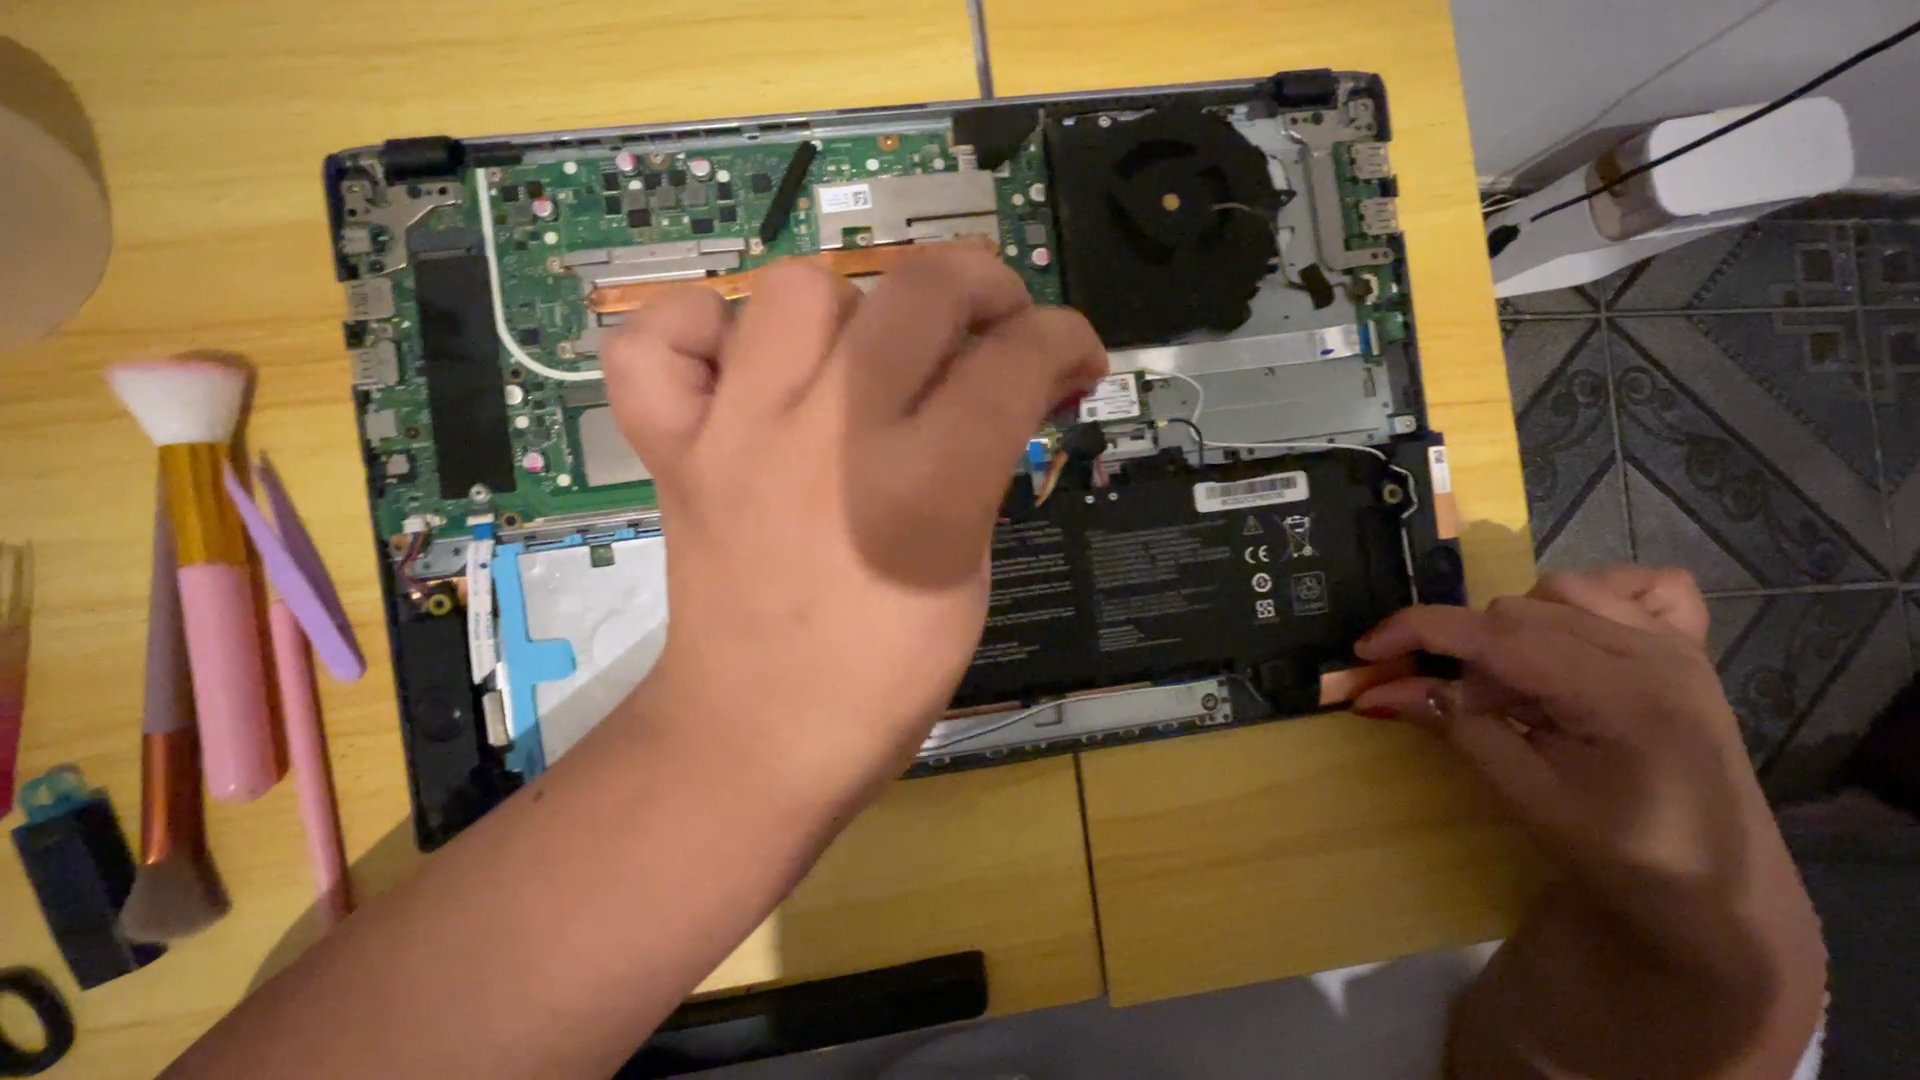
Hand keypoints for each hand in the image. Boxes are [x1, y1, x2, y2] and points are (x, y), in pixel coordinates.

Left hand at [601, 248, 1106, 800]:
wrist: (760, 734)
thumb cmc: (887, 673)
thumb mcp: (969, 567)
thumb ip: (987, 463)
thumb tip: (1010, 384)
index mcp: (926, 486)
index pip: (1016, 358)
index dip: (1065, 338)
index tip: (1071, 355)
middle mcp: (830, 438)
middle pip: (921, 288)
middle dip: (985, 284)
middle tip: (993, 327)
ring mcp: (737, 436)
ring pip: (797, 287)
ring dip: (852, 306)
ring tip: (865, 357)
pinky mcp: (673, 451)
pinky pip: (656, 343)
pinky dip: (695, 333)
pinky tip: (739, 367)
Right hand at [1351, 569, 1820, 988]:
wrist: (1722, 897)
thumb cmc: (1623, 857)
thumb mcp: (1527, 795)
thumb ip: (1458, 726)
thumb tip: (1384, 686)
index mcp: (1620, 692)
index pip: (1495, 633)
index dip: (1419, 632)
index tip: (1364, 650)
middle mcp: (1651, 650)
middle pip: (1517, 611)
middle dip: (1456, 644)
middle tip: (1422, 692)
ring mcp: (1674, 645)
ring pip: (1559, 592)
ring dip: (1508, 626)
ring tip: (1501, 683)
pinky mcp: (1684, 651)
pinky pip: (1633, 588)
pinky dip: (1583, 599)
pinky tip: (1565, 631)